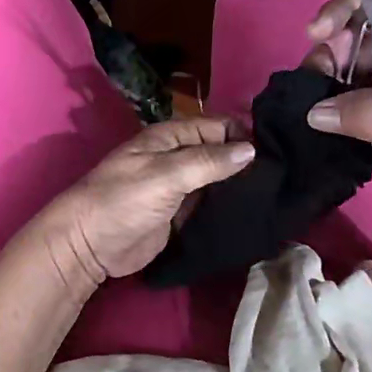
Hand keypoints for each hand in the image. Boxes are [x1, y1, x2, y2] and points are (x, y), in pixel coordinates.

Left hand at [42, 117, 255, 284]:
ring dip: (239, 185)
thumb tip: (251, 150)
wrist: (89, 245)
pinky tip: (253, 211)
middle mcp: (177, 157)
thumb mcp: (166, 175)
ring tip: (275, 192)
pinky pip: (209, 204)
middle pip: (219, 153)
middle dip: (246, 161)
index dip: (244, 134)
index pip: (217, 126)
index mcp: (170, 137)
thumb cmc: (122, 200)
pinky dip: (226, 206)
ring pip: (217, 180)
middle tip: (282, 175)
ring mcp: (179, 187)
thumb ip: (208, 162)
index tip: (276, 150)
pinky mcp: (180, 214)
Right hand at [303, 0, 371, 217]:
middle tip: (312, 80)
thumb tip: (315, 111)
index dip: (349, 10)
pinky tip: (317, 121)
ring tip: (310, 103)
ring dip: (328, 84)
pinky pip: (351, 108)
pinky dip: (332, 112)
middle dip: (333, 52)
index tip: (315, 32)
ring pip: (351, 74)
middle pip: (361, 40)